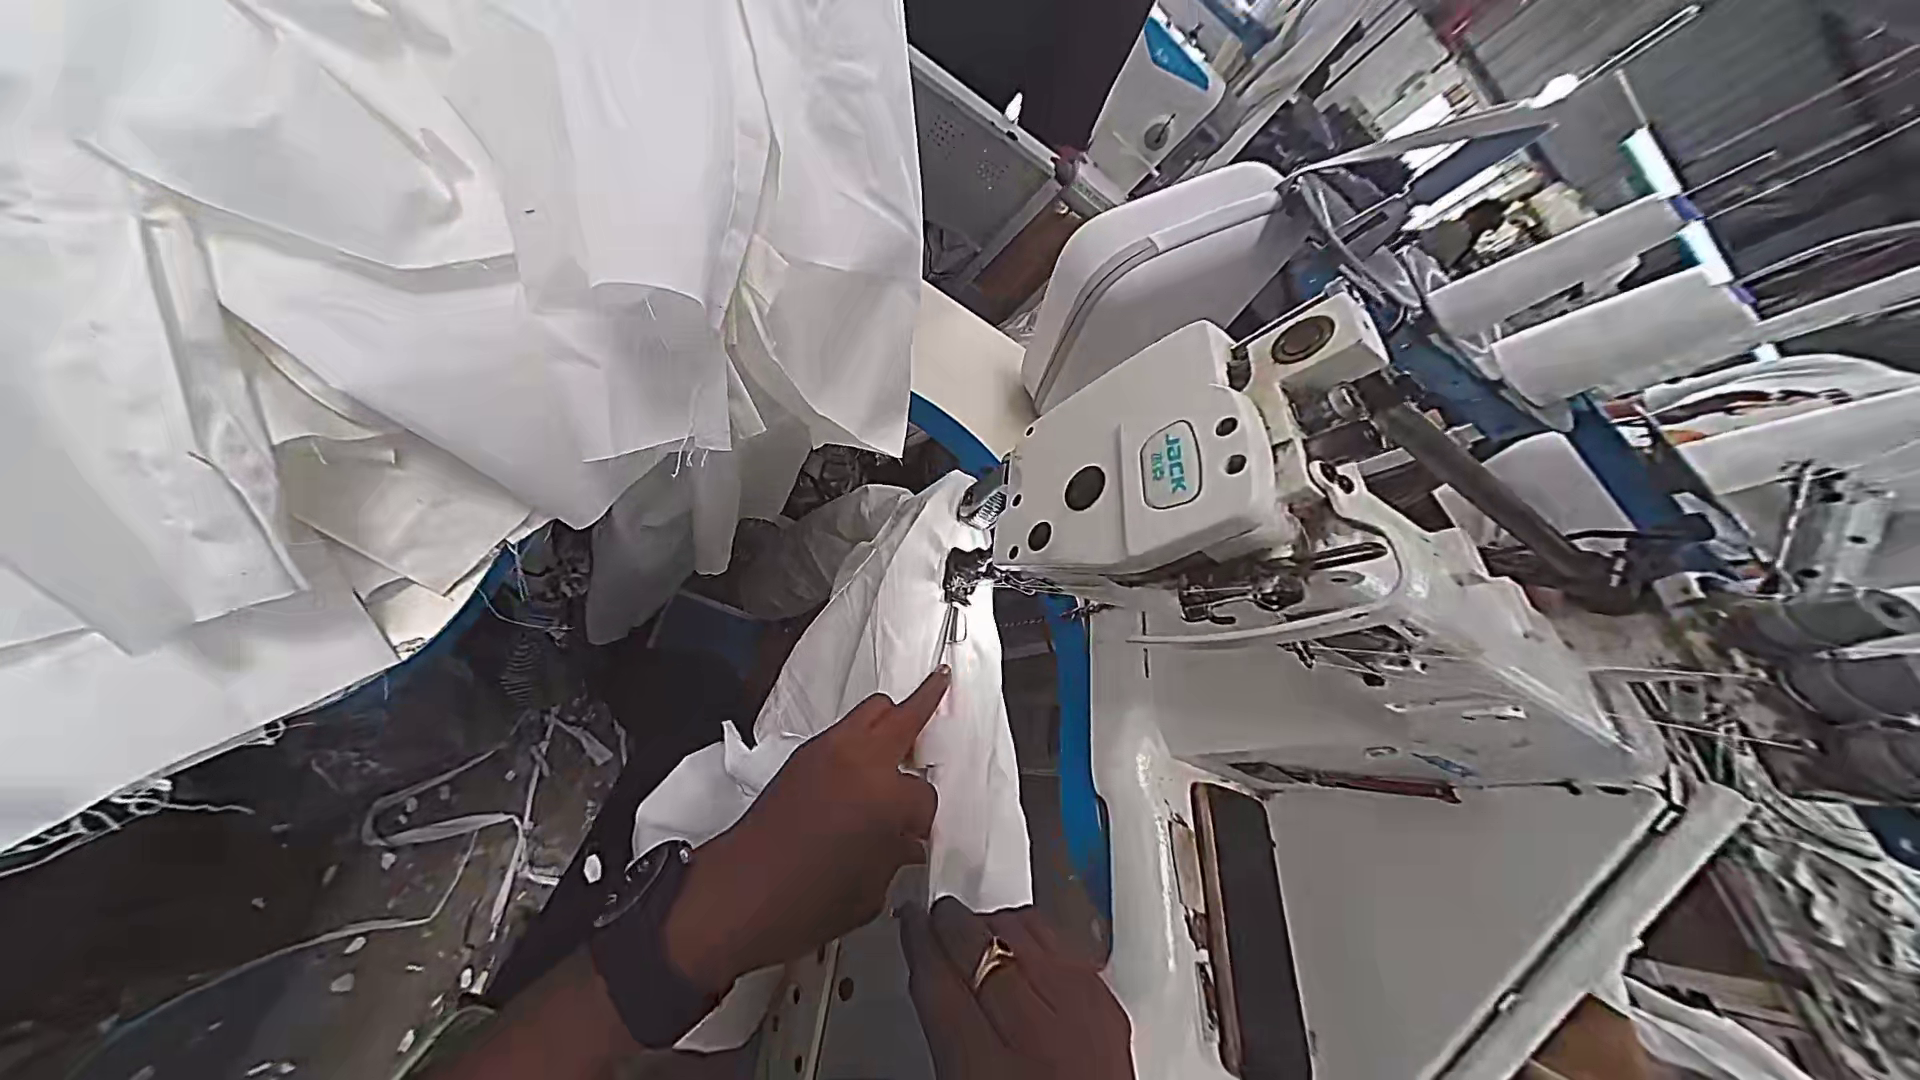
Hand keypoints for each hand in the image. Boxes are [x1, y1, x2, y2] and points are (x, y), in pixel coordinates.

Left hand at [661, 670, 948, 992]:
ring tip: (899, 741)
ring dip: (892, 721)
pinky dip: (861, 737)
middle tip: (937, 711)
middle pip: (905, 715)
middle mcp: (859, 760)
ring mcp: (828, 750)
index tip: (916, 833)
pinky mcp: (804, 753)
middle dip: (926, 713)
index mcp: (884, 796)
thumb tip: (904, 839)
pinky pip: (844, 729)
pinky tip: (861, 767)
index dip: (923, 819)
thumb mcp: (869, 891)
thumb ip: (896, 854)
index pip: (923, 795)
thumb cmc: (801, 904)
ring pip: (873, 709)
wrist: (736, 896)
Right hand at [901, 897, 1133, 1079]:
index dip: (919, 941)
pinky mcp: (1109, 1008)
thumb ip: (946, 1033)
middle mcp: (1038, 1040)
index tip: (911, 921)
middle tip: (936, 917)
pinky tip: (1021, 940)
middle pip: (980, 948)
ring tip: (975, 929)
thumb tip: (928, 975)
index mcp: (987, 1074)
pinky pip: (1062, 945)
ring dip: (992, 924)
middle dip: (951, 922)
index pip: (940, 984)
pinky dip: (1035, 936)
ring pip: (1024, 932)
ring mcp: (1080, 1017)